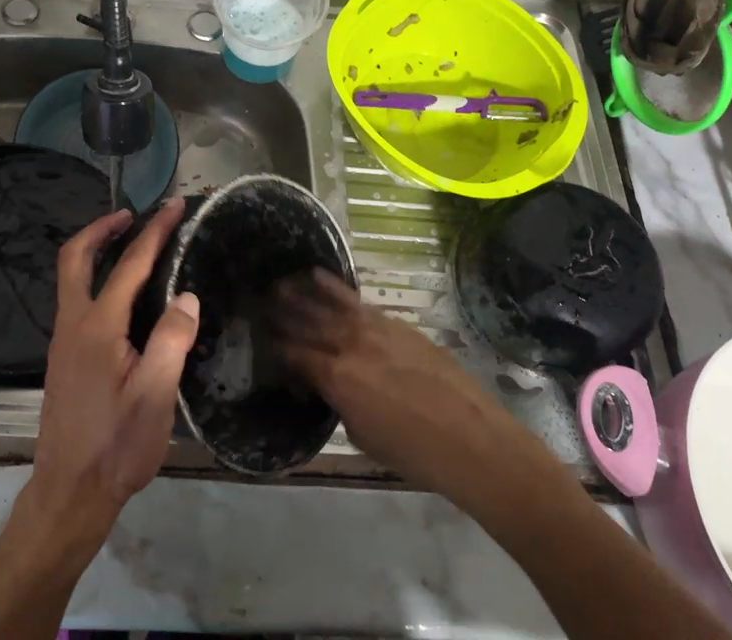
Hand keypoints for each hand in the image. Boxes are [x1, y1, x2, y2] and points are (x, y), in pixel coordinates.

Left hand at [31, 198, 198, 523]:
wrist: (70, 490)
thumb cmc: (116, 445)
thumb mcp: (156, 395)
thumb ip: (171, 340)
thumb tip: (186, 297)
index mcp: (97, 328)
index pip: (129, 265)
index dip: (154, 232)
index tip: (174, 206)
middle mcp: (73, 325)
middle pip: (76, 258)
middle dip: (103, 228)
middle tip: (133, 215)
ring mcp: (63, 343)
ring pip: (73, 280)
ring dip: (98, 252)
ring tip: (132, 245)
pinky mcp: (65, 360)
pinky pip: (78, 301)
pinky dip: (97, 279)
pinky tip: (124, 297)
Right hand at [276, 268, 520, 495]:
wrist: (471, 439)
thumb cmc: (414, 452)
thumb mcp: (363, 436)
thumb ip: (341, 405)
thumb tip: (333, 390)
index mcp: (336, 379)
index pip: (296, 357)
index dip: (277, 350)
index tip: (262, 343)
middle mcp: (350, 348)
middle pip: (309, 326)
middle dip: (283, 314)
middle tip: (261, 302)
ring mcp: (376, 331)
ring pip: (332, 308)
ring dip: (304, 295)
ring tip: (282, 283)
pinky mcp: (398, 326)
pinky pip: (360, 303)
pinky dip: (338, 289)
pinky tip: (322, 278)